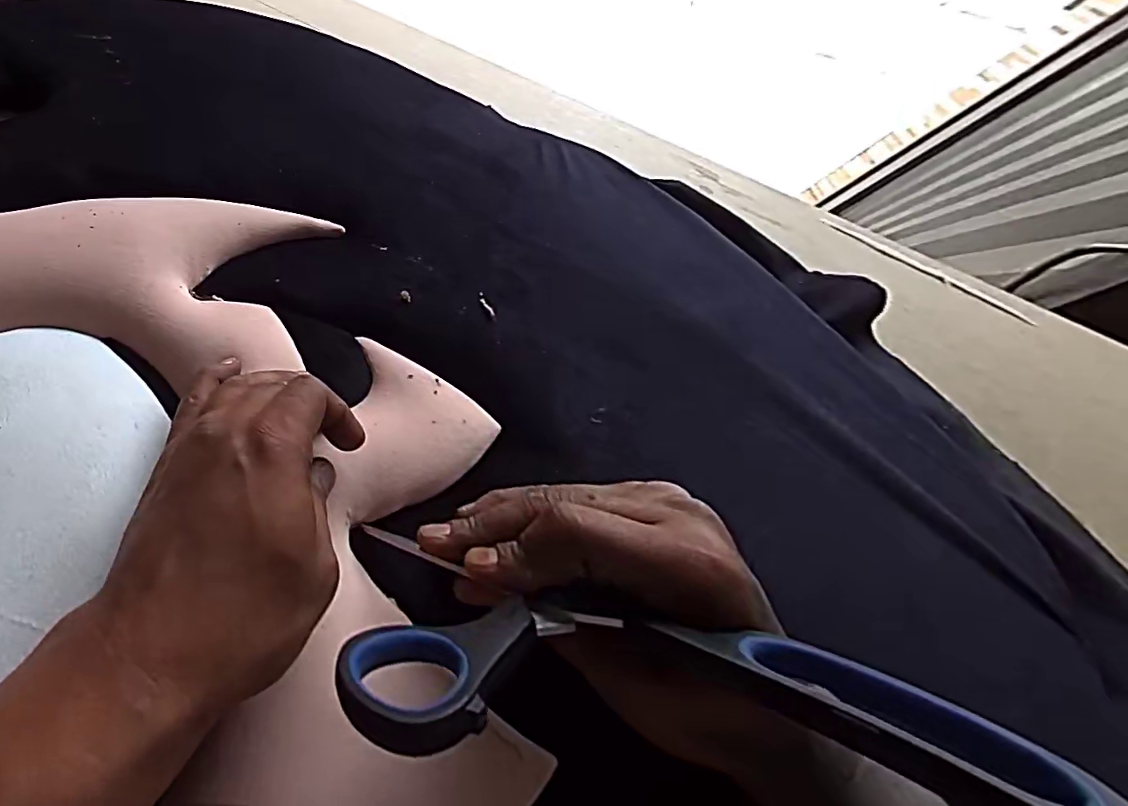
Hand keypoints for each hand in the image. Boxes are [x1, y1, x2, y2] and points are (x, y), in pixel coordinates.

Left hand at [84, 359, 363, 717]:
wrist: (153, 645)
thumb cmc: (232, 619)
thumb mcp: (312, 568)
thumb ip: (318, 505)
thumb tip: (314, 478)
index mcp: (268, 448)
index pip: (307, 393)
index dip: (336, 409)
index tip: (346, 437)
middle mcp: (223, 432)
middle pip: (270, 383)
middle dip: (305, 398)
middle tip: (324, 427)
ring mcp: (189, 443)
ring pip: (233, 386)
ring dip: (265, 389)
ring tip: (285, 407)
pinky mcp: (167, 462)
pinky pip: (193, 401)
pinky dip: (214, 381)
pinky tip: (224, 376)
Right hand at [417, 483, 852, 800]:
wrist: (772, 709)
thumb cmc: (714, 712)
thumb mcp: (632, 685)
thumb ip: (554, 622)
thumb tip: (481, 582)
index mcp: (690, 561)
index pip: (574, 531)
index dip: (512, 550)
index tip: (466, 573)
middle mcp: (676, 514)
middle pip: (554, 504)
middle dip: (486, 528)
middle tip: (433, 543)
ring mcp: (658, 499)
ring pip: (550, 494)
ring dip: (492, 518)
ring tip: (447, 535)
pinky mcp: (640, 499)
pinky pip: (562, 497)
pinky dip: (517, 516)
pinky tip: (482, 524)